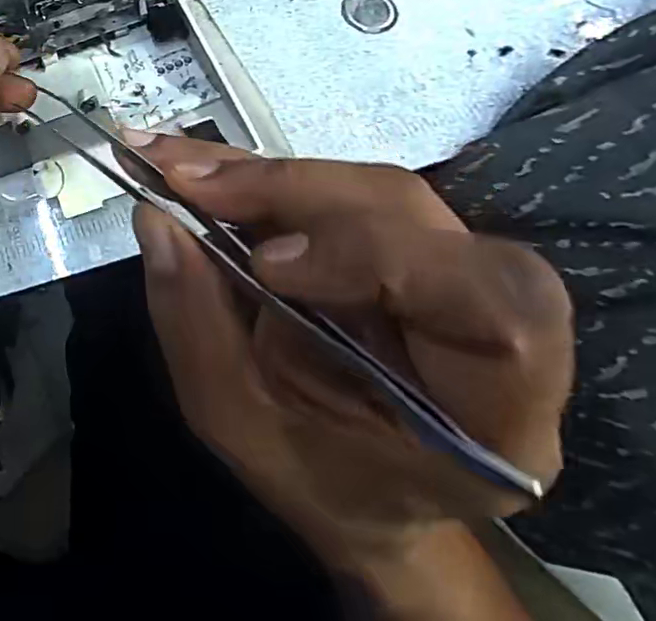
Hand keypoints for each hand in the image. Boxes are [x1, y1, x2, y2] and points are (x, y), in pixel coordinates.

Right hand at [127, 132, 572, 577]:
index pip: (488, 302)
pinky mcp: (407, 233)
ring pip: (369, 186)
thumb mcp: (243, 426)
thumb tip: (157, 219)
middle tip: (180, 180)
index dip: (373, 254)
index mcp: (499, 407)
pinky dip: (267, 177)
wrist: (369, 488)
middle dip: (288, 189)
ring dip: (266, 174)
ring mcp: (453, 260)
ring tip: (174, 167)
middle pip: (410, 213)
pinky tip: (205, 168)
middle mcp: (496, 313)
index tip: (265, 262)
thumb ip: (198, 325)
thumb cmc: (320, 481)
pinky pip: (342, 188)